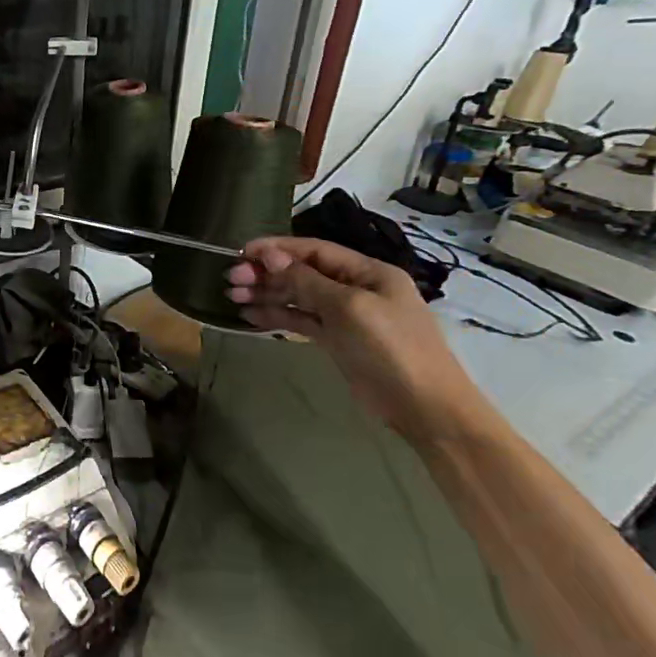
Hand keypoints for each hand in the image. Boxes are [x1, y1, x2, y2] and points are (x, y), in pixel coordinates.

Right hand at [226, 237, 492, 441]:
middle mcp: (356, 287)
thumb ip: (308, 282)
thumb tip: (272, 257)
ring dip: (268, 294)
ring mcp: (346, 316)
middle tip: (230, 280)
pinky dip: (278, 317)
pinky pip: (303, 321)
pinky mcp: (338, 342)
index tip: (242, 252)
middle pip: (304, 272)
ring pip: (300, 297)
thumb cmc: (391, 348)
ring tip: (232, 296)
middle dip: (267, 273)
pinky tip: (251, 315)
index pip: (315, 250)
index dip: (277, 249)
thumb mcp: (350, 308)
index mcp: (367, 270)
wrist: (425, 407)